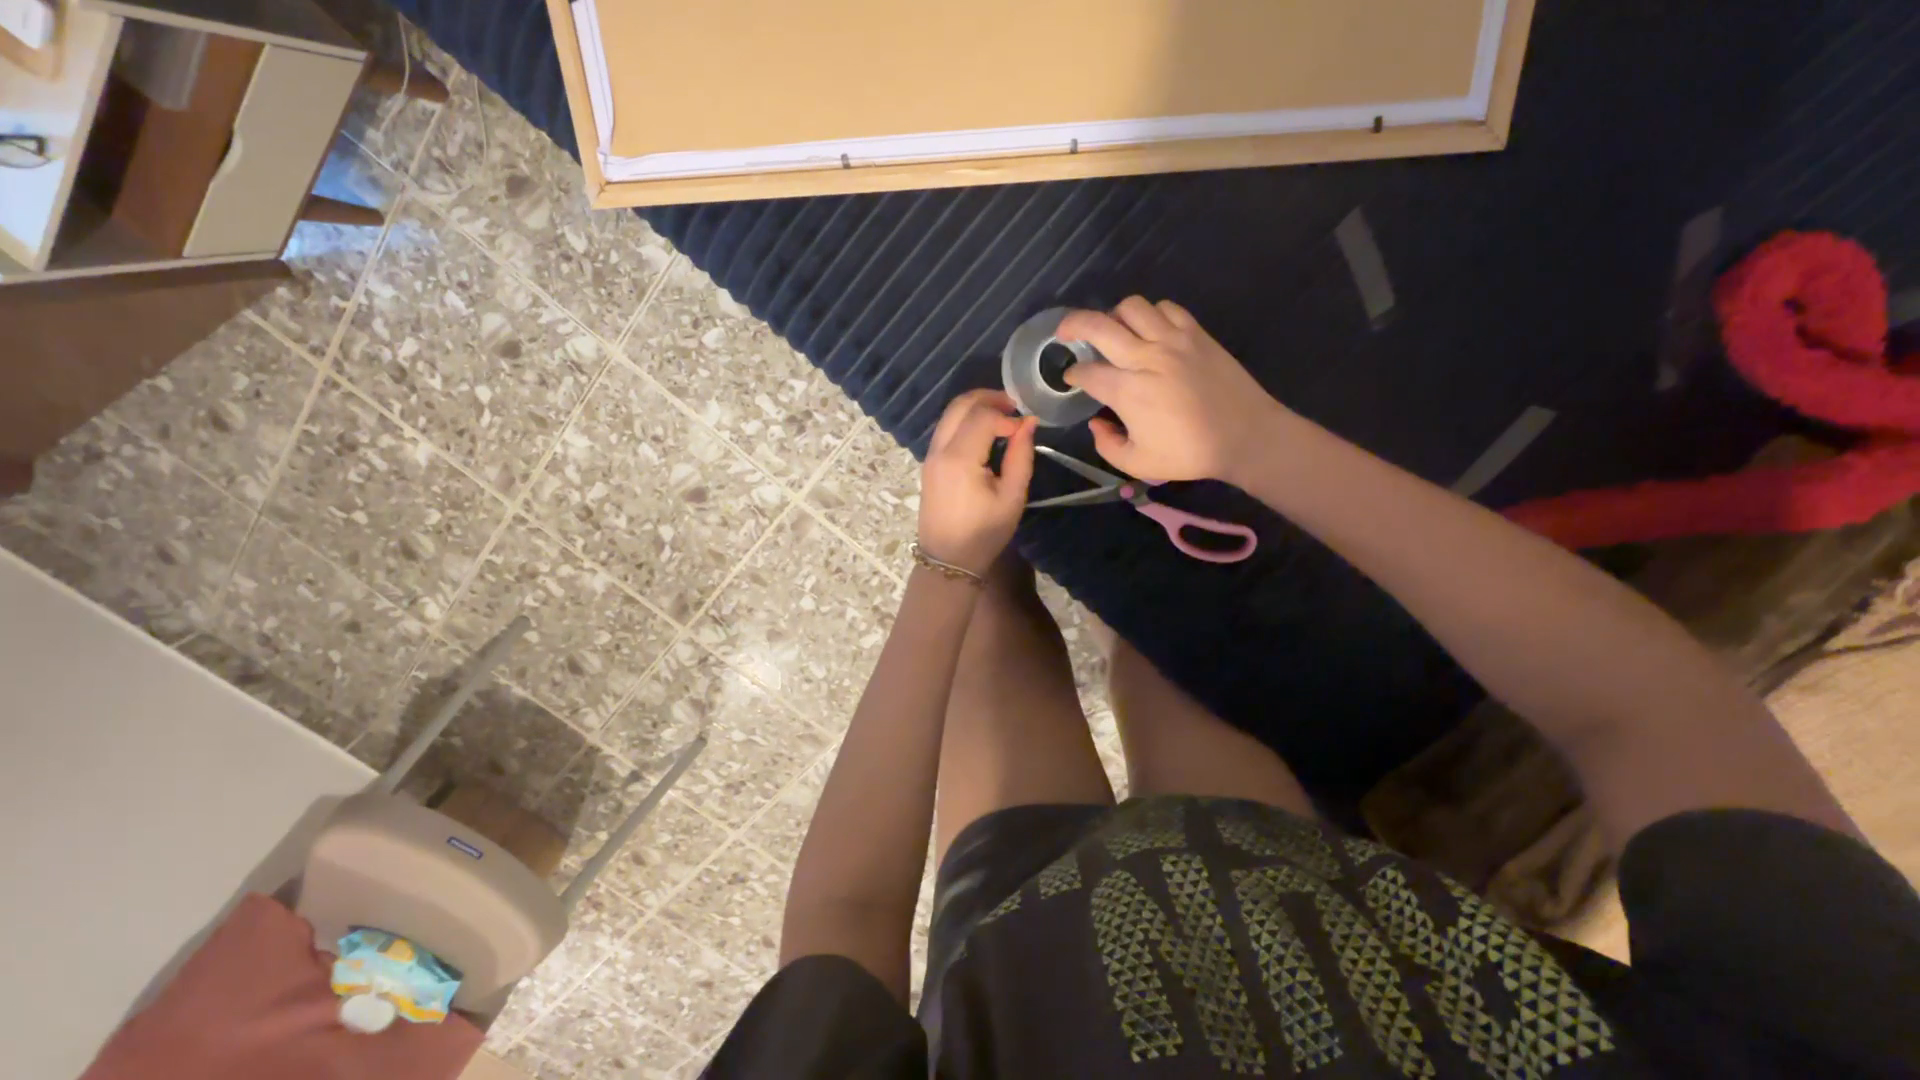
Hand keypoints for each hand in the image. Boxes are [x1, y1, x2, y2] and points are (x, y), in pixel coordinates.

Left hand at [917, 389, 1037, 575]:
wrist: (949, 560)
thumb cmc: (984, 533)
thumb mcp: (1012, 497)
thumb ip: (1021, 456)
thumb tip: (1028, 423)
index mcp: (959, 458)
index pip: (983, 416)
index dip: (1008, 416)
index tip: (1025, 429)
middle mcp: (939, 450)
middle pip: (960, 405)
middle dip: (989, 398)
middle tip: (1014, 406)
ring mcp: (930, 455)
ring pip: (950, 414)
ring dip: (975, 407)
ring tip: (1002, 416)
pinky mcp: (929, 463)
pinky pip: (946, 429)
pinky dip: (965, 420)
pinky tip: (986, 432)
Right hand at [1057, 297, 1286, 484]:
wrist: (1245, 435)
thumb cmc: (1190, 453)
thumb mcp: (1139, 465)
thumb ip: (1107, 446)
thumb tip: (1096, 423)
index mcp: (1128, 391)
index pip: (1087, 372)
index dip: (1073, 375)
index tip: (1072, 380)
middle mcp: (1145, 358)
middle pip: (1098, 325)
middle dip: (1073, 325)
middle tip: (1066, 333)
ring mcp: (1172, 340)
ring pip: (1131, 307)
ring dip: (1114, 315)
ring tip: (1114, 330)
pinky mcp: (1196, 333)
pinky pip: (1166, 308)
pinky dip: (1151, 314)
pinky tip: (1149, 330)